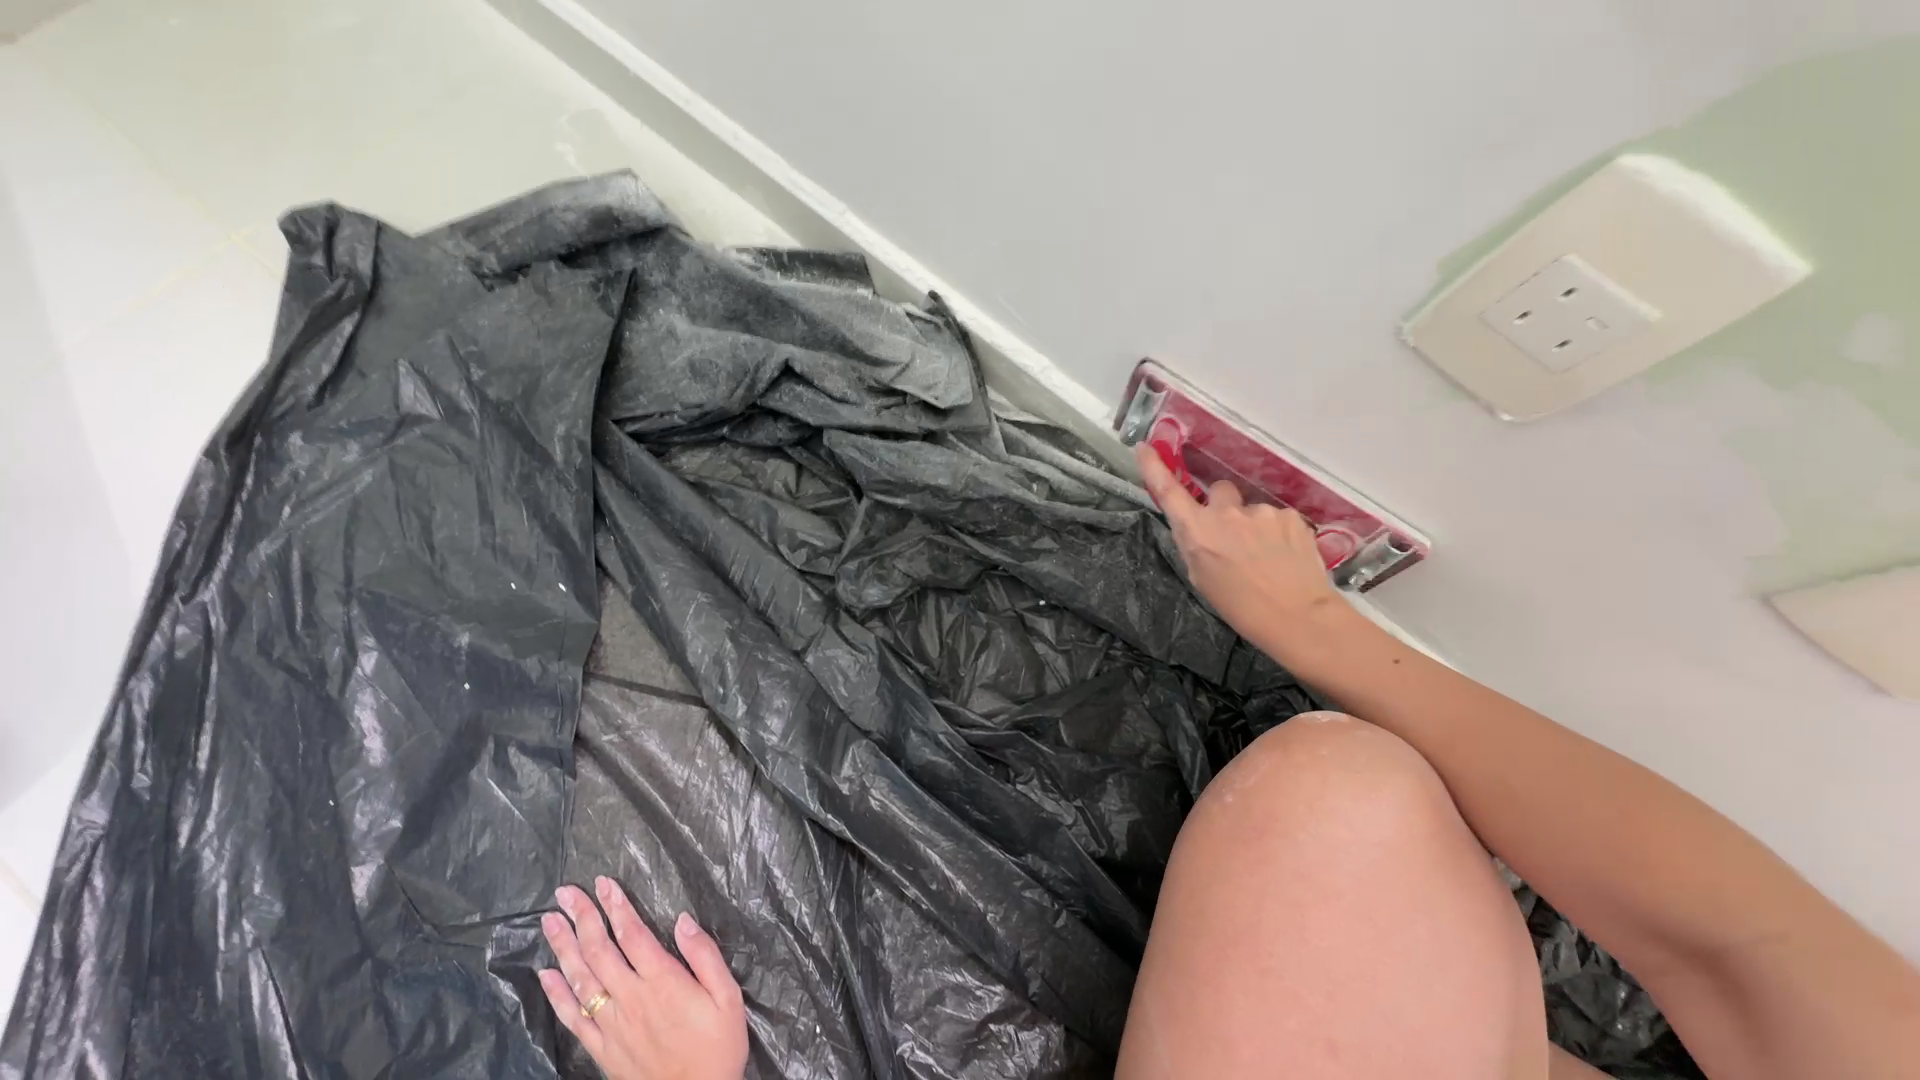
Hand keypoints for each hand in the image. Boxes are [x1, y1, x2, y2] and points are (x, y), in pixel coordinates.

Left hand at [539, 878, 748, 1079]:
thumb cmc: (718, 1046)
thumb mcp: (728, 996)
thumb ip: (705, 956)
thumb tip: (682, 920)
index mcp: (663, 981)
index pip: (633, 934)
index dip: (616, 907)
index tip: (603, 884)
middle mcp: (631, 998)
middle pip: (600, 950)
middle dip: (582, 917)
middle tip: (565, 893)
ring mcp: (612, 1024)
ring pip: (581, 978)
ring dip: (564, 947)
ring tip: (550, 921)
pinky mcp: (602, 1049)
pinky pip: (573, 1018)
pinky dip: (557, 995)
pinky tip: (546, 975)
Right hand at [1134, 442, 1342, 643]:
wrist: (1296, 615)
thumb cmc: (1239, 605)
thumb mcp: (1201, 577)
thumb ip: (1196, 543)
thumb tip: (1199, 527)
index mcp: (1197, 531)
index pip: (1168, 491)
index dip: (1154, 467)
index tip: (1145, 447)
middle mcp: (1225, 513)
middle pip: (1219, 491)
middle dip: (1222, 506)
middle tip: (1232, 536)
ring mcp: (1260, 511)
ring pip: (1250, 508)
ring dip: (1253, 524)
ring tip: (1265, 556)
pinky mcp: (1289, 515)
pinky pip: (1276, 517)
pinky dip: (1277, 532)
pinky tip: (1284, 555)